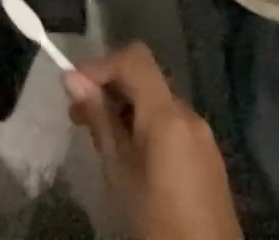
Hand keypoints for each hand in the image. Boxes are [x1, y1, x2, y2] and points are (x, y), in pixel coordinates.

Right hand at [66, 44, 241, 239]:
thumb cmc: (157, 219)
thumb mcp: (119, 171)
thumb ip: (99, 119)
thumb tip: (72, 78)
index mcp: (168, 115)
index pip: (134, 59)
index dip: (101, 64)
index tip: (73, 87)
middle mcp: (189, 115)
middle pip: (145, 78)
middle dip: (108, 87)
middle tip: (78, 115)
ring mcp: (202, 135)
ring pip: (156, 101)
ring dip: (124, 107)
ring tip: (99, 137)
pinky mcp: (206, 155)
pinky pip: (170, 122)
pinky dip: (144, 124)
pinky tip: (128, 154)